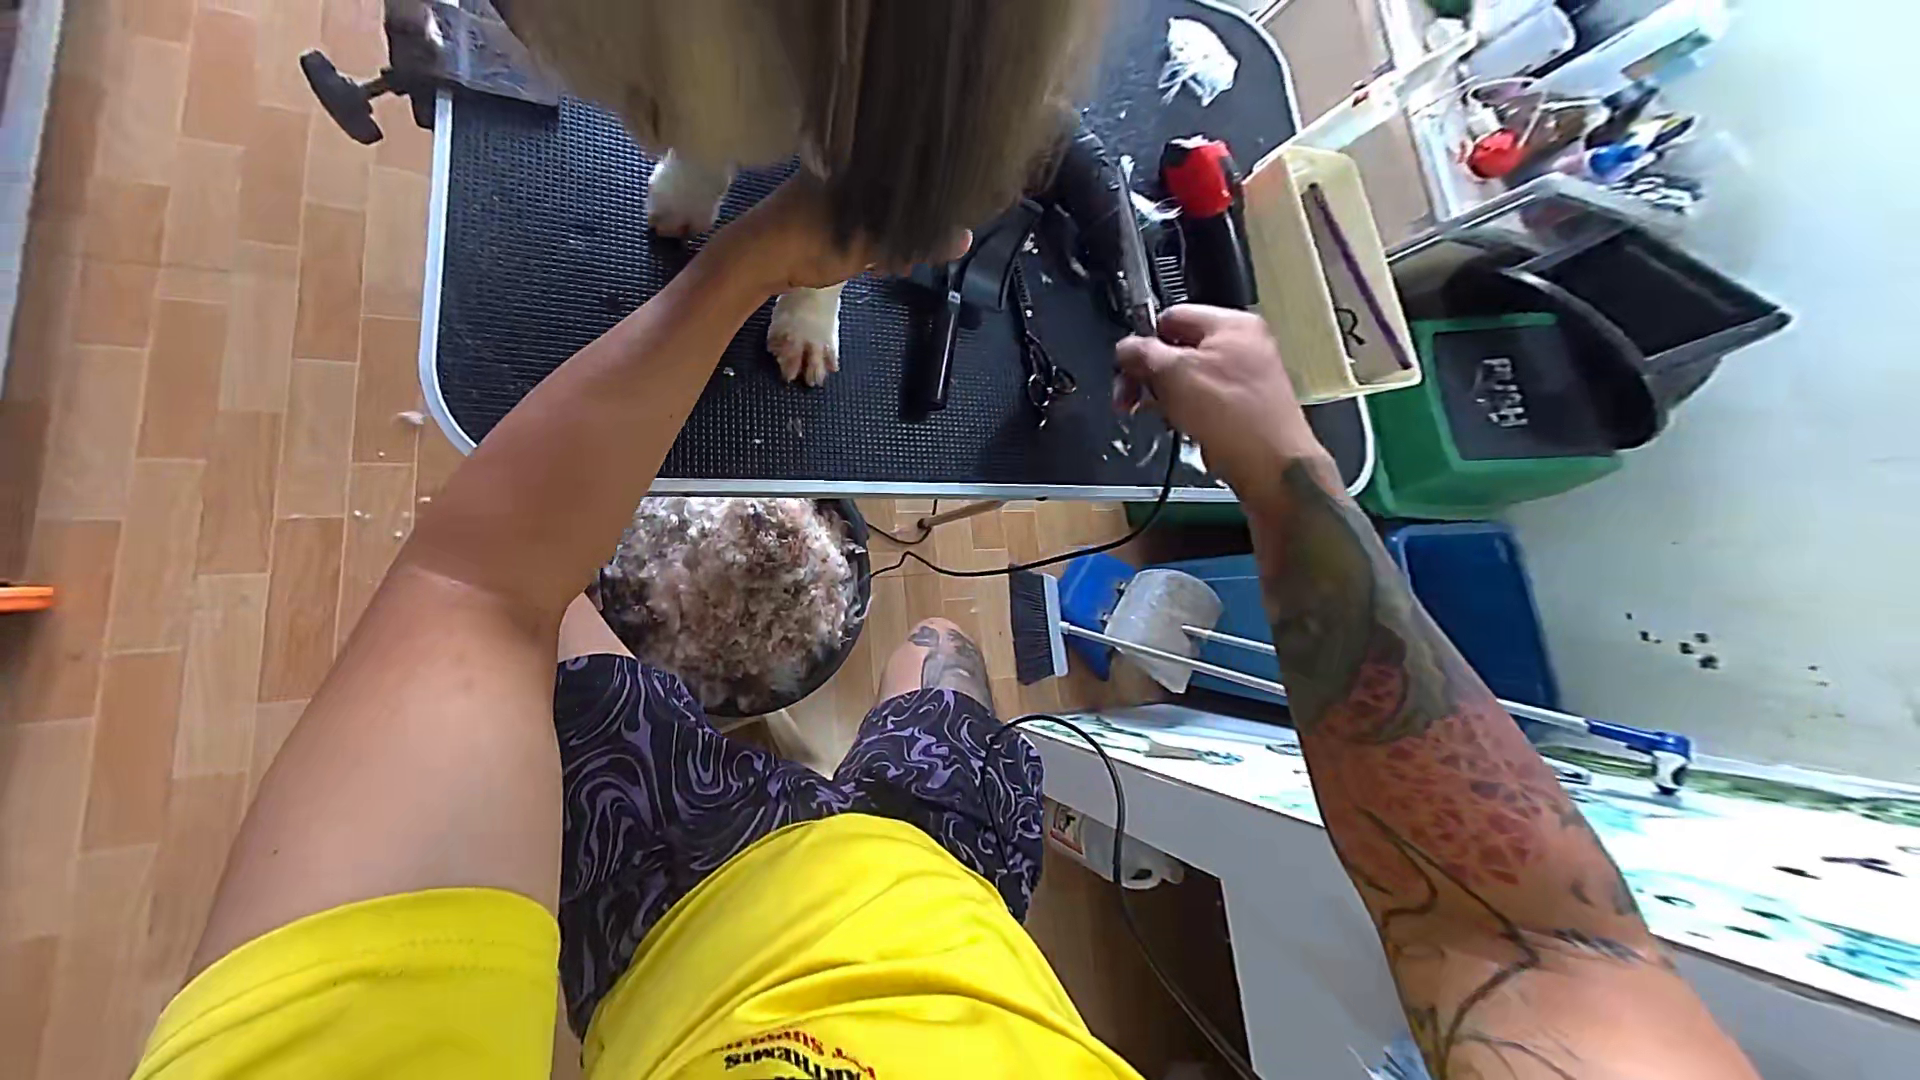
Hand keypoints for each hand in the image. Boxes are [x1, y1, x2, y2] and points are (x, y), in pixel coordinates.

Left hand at [717, 175, 969, 292]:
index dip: (928, 212)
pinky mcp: (826, 210)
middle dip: (907, 234)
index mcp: (858, 162)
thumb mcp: (869, 246)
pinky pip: (862, 222)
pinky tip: (871, 265)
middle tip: (903, 262)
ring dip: (890, 243)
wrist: (755, 258)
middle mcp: (848, 167)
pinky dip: (872, 243)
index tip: (931, 242)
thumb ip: (917, 241)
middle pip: (897, 198)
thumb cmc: (811, 242)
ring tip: (886, 268)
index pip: (912, 178)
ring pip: (880, 214)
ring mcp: (835, 189)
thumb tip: (965, 238)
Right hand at [1115, 305, 1328, 494]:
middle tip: (1131, 398)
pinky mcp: (1243, 405)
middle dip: (1150, 375)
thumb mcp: (1173, 374)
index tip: (1127, 369)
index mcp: (1229, 324)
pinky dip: (1185, 411)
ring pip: (1187, 377)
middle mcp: (1242, 345)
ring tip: (1163, 415)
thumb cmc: (1231, 415)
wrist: (1270, 464)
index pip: (1171, 317)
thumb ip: (1142, 353)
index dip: (1144, 342)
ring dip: (1165, 396)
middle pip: (1177, 349)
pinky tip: (1181, 426)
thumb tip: (1124, 348)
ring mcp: (1244, 376)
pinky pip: (1202, 400)